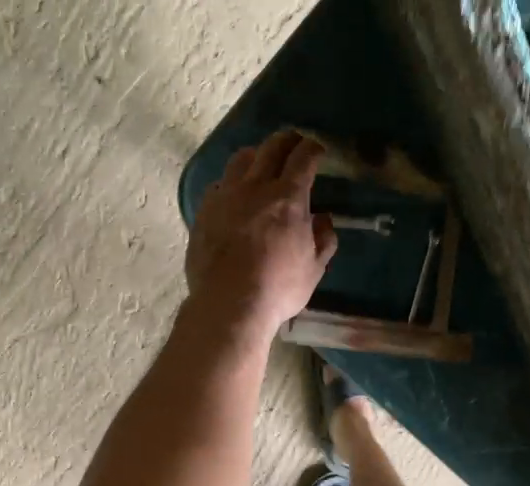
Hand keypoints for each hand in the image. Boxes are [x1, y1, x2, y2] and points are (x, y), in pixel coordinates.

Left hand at [185, 131, 337, 335]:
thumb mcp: (313, 269)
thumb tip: (324, 221)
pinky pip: (220, 184)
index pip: (303, 158)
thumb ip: (323, 240)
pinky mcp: (205, 210)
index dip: (313, 149)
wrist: (230, 301)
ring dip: (256, 155)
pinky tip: (235, 195)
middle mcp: (256, 186)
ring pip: (241, 159)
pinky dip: (233, 183)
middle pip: (271, 148)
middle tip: (294, 143)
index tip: (318, 150)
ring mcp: (226, 195)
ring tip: (261, 163)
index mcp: (289, 198)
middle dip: (287, 140)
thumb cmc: (279, 287)